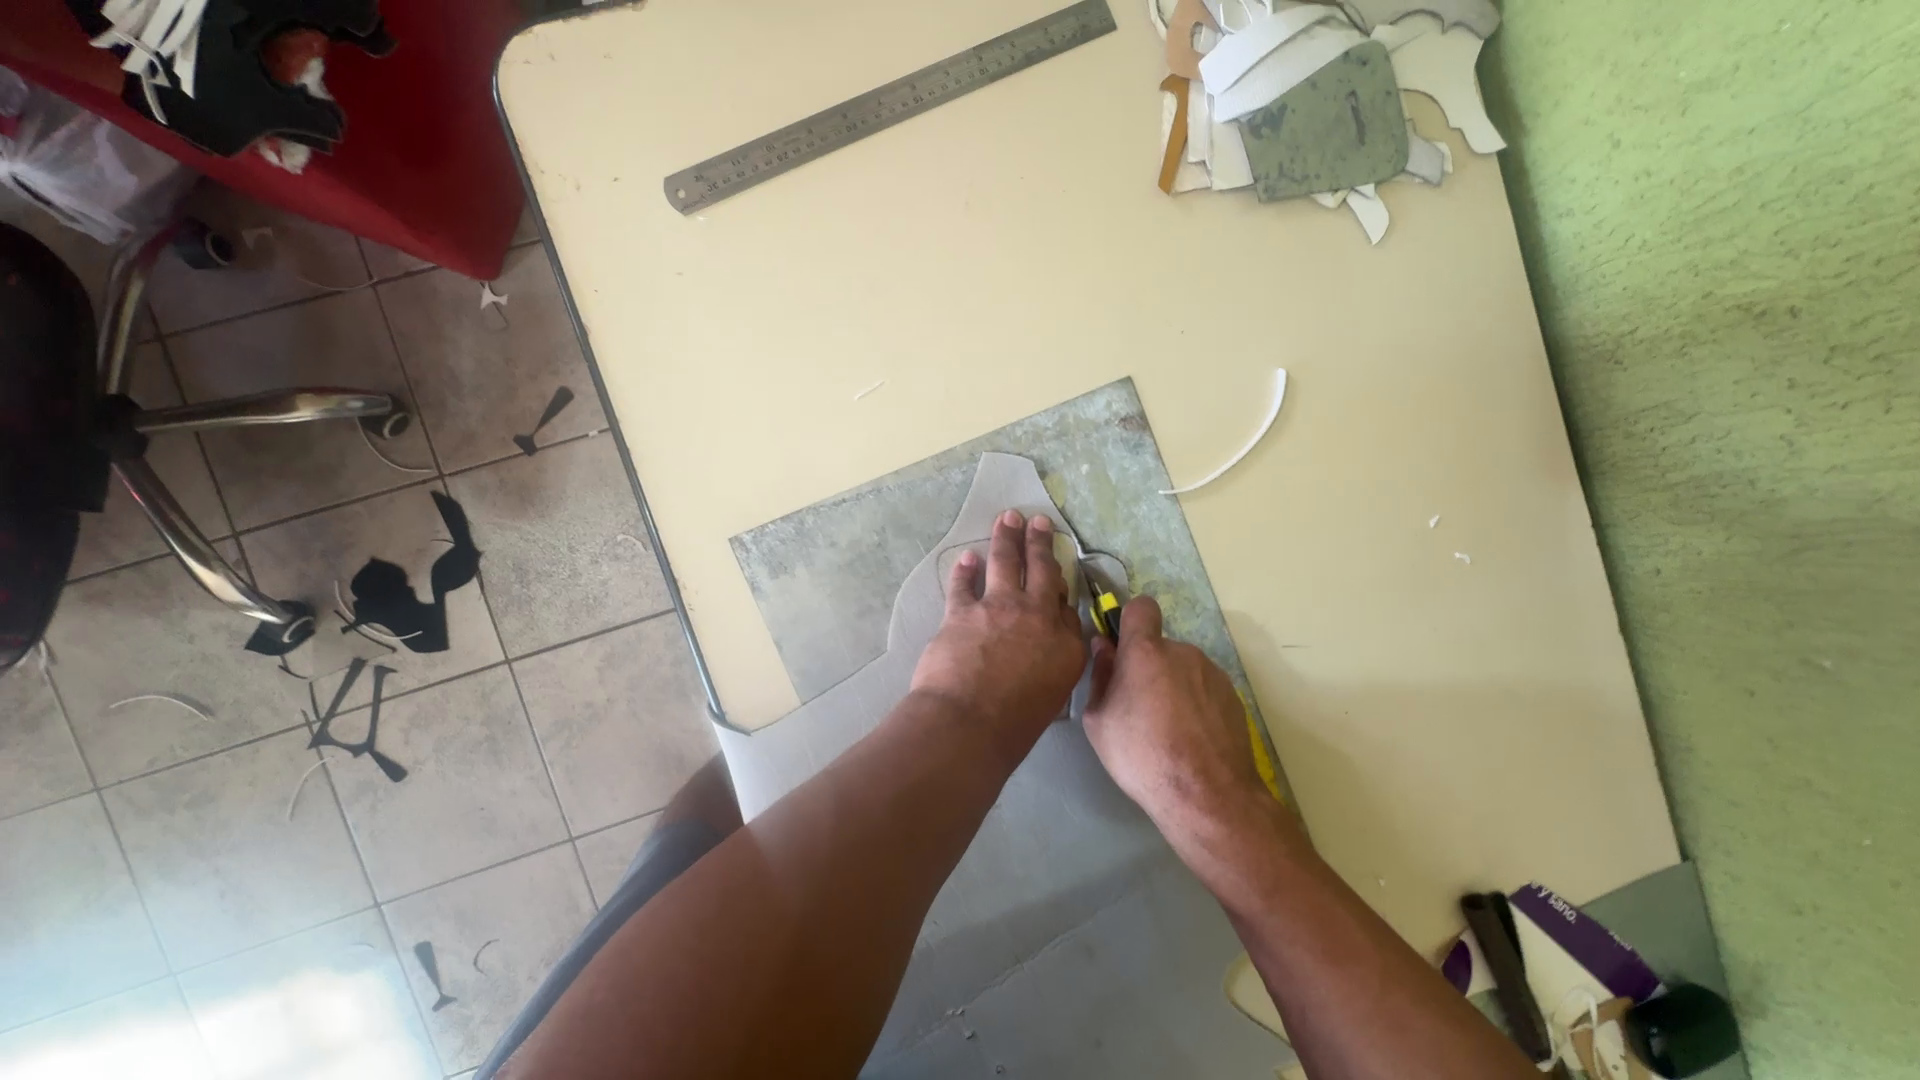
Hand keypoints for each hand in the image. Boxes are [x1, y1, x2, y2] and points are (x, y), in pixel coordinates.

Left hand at [910, 510, 1086, 761]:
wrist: (969, 723)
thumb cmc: (1013, 726)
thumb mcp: (1051, 697)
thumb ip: (1051, 667)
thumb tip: (1041, 655)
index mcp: (1067, 647)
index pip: (1069, 609)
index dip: (1062, 591)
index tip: (1058, 579)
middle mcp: (1039, 618)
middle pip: (1044, 571)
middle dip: (1042, 543)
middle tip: (1040, 521)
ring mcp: (1001, 609)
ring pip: (1006, 562)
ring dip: (1007, 537)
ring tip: (1008, 517)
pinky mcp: (964, 610)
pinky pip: (964, 583)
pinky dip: (964, 569)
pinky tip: (966, 558)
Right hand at [1083, 597, 1271, 839]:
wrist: (1206, 794)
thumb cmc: (1141, 755)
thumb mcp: (1099, 720)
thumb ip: (1101, 676)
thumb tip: (1105, 648)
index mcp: (1146, 652)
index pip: (1141, 608)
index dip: (1130, 621)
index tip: (1123, 649)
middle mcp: (1183, 652)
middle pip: (1160, 648)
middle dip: (1149, 668)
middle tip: (1138, 708)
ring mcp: (1213, 674)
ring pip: (1183, 670)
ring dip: (1173, 687)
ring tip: (1167, 730)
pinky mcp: (1233, 697)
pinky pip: (1204, 690)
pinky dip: (1195, 705)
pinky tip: (1190, 738)